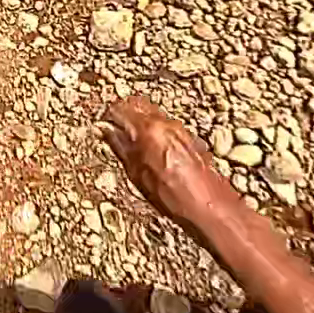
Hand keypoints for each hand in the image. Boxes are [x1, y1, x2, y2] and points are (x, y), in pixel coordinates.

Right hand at [102, 96, 239, 229]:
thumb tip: (104, 129)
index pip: (118, 108)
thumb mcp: (136, 174)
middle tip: (114, 129)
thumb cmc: (173, 196)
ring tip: (133, 142)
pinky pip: (165, 124)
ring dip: (139, 120)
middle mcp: (163, 122)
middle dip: (123, 112)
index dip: (107, 116)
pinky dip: (154, 129)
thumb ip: (119, 146)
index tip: (102, 125)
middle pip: (136, 104)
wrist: (210, 208)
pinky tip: (152, 149)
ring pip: (151, 112)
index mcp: (147, 128)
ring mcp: (179, 127)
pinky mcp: (189, 136)